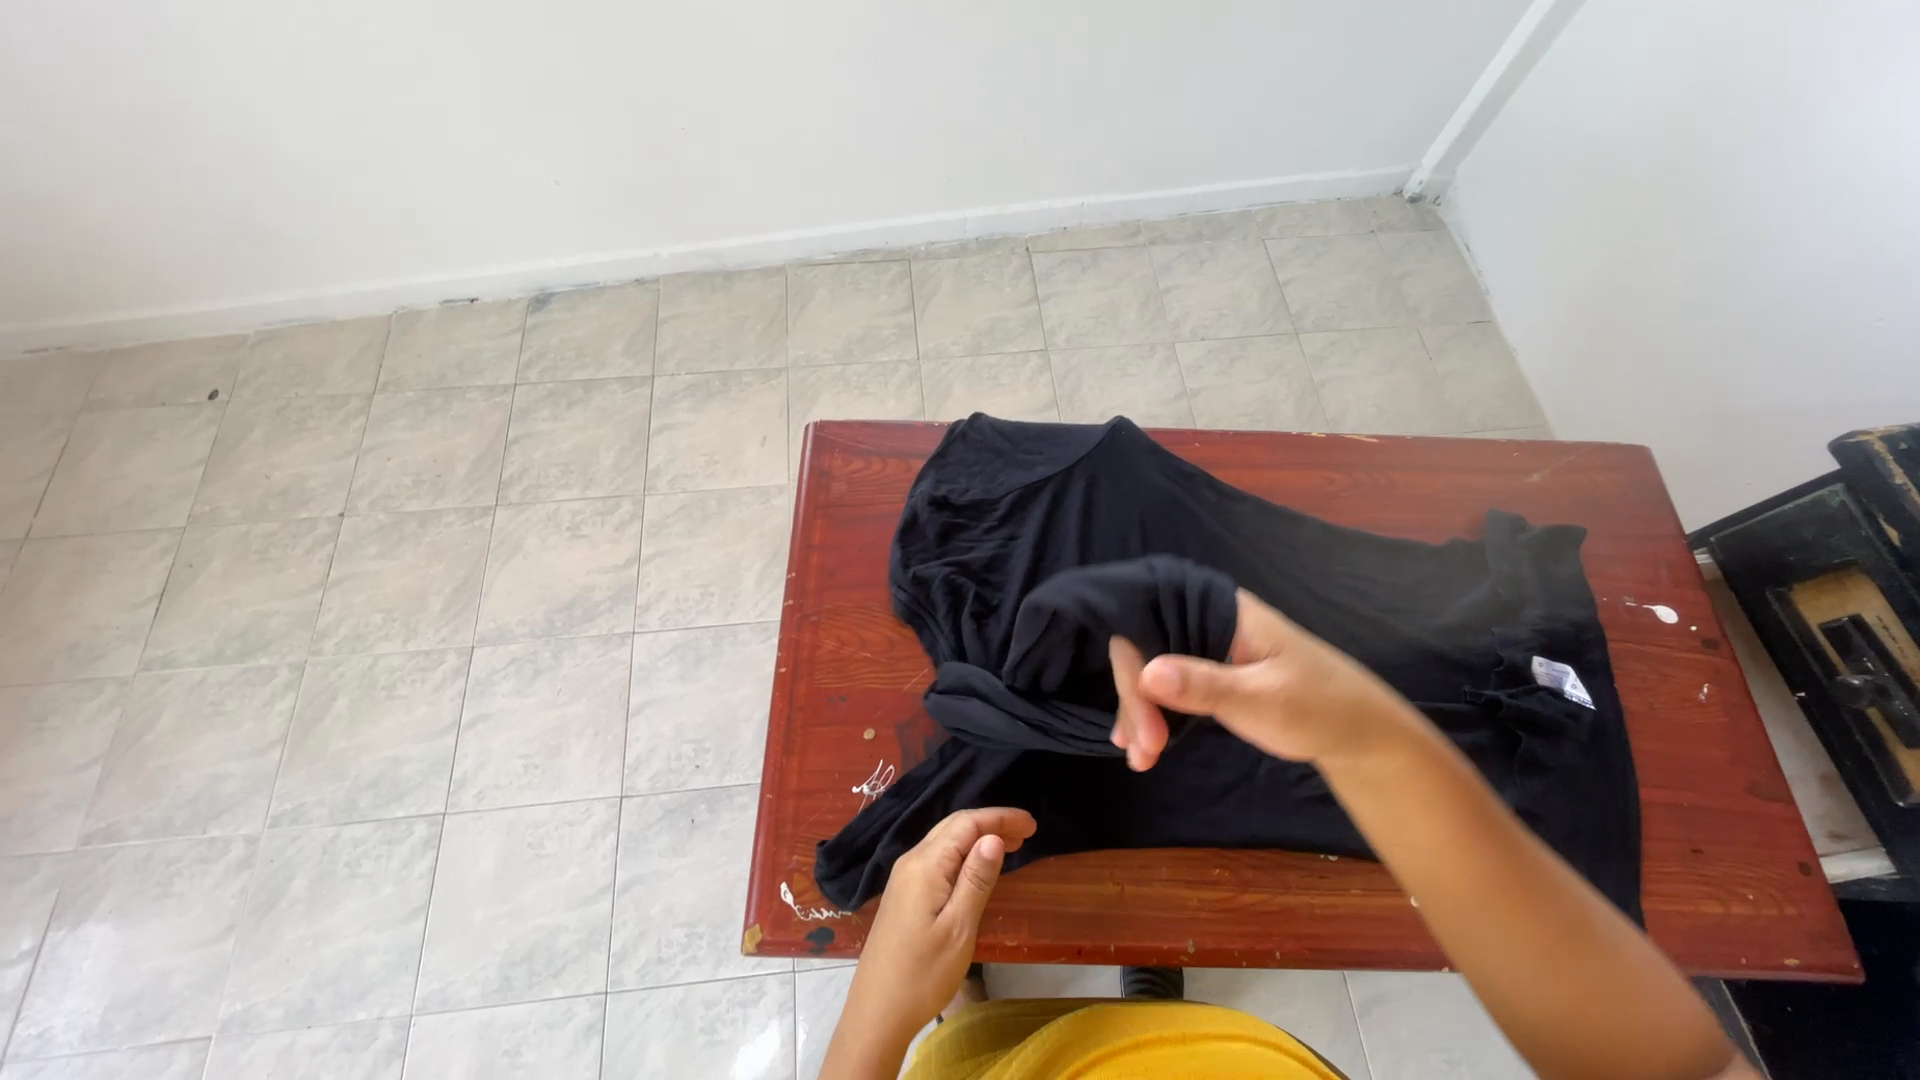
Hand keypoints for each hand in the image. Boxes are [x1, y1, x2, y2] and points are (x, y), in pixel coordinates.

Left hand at [828, 808, 1037, 1072]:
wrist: (877, 1013)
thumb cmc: (923, 975)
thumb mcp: (958, 928)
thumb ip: (976, 879)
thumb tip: (992, 837)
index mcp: (925, 865)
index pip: (966, 824)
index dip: (1000, 818)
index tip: (1032, 825)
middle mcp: (911, 862)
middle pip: (954, 827)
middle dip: (990, 823)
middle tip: (1026, 834)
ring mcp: (903, 878)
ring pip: (944, 842)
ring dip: (977, 838)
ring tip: (1010, 846)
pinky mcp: (903, 895)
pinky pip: (936, 859)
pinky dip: (962, 854)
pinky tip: (977, 868)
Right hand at [1109, 588, 1423, 769]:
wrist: (1359, 733)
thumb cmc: (1319, 707)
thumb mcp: (1262, 699)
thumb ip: (1203, 684)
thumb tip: (1146, 673)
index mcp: (1219, 608)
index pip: (1149, 620)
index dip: (1135, 668)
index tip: (1144, 722)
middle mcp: (1205, 618)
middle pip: (1143, 647)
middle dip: (1137, 700)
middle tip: (1144, 749)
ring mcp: (1205, 645)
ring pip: (1150, 670)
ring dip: (1140, 713)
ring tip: (1141, 758)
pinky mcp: (1207, 671)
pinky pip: (1165, 686)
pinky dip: (1153, 715)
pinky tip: (1143, 748)